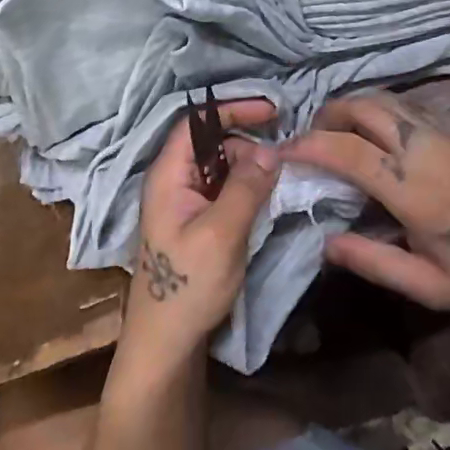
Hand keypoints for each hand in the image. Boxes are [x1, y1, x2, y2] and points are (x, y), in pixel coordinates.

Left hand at [121, 99, 280, 363]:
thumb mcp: (222, 233)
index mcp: (168, 175)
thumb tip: (270, 150)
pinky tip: (265, 198)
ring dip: (248, 166)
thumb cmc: (188, 284)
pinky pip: (221, 191)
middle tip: (282, 158)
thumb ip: (245, 188)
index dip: (231, 111)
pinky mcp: (195, 222)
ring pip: (218, 168)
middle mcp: (172, 181)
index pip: (196, 124)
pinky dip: (244, 187)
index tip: (271, 111)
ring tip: (279, 179)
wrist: (167, 338)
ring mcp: (183, 202)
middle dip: (246, 142)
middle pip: (209, 143)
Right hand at [283, 93, 449, 326]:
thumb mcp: (430, 287)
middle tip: (311, 141)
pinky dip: (378, 115)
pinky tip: (378, 144)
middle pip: (363, 106)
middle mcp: (426, 149)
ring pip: (386, 100)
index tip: (281, 151)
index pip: (345, 149)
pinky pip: (407, 109)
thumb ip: (372, 261)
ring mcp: (446, 135)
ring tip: (340, 139)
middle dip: (327, 116)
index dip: (306, 145)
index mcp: (413, 188)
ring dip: (353, 111)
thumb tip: (324, 242)